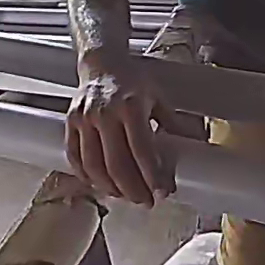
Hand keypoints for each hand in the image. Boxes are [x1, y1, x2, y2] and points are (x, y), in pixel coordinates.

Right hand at [65, 57, 172, 205]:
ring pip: (94, 165)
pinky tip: (100, 184)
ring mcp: (85, 119)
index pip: (142, 150)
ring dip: (110, 188)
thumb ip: (172, 122)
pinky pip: (75, 157)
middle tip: (145, 201)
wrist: (102, 63)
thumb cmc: (132, 81)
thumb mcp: (157, 97)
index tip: (161, 191)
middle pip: (117, 164)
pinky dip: (87, 176)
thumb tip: (194, 143)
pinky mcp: (71, 123)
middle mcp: (105, 114)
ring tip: (125, 197)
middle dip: (133, 189)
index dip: (152, 175)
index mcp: (130, 107)